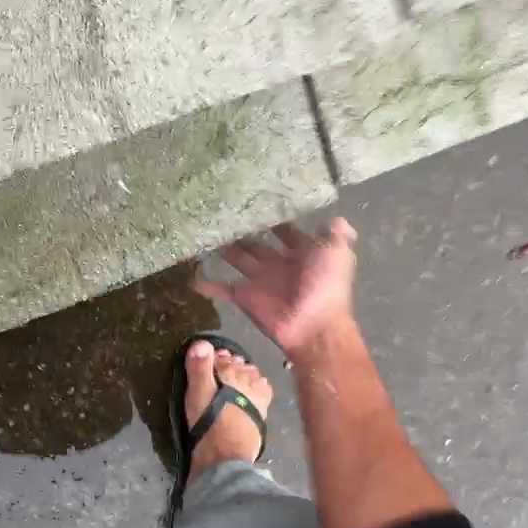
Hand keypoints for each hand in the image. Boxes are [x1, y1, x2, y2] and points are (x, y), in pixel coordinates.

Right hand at [193, 219, 358, 356]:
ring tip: (204, 232)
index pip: (286, 231)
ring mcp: (261, 282)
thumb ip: (337, 234)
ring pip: (239, 260)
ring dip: (224, 249)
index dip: (274, 217)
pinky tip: (190, 275)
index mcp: (302, 253)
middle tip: (222, 212)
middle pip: (257, 244)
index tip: (255, 199)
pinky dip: (207, 285)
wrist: (315, 329)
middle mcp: (280, 265)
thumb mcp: (337, 253)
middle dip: (243, 231)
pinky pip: (223, 289)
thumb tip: (337, 216)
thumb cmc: (326, 286)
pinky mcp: (245, 298)